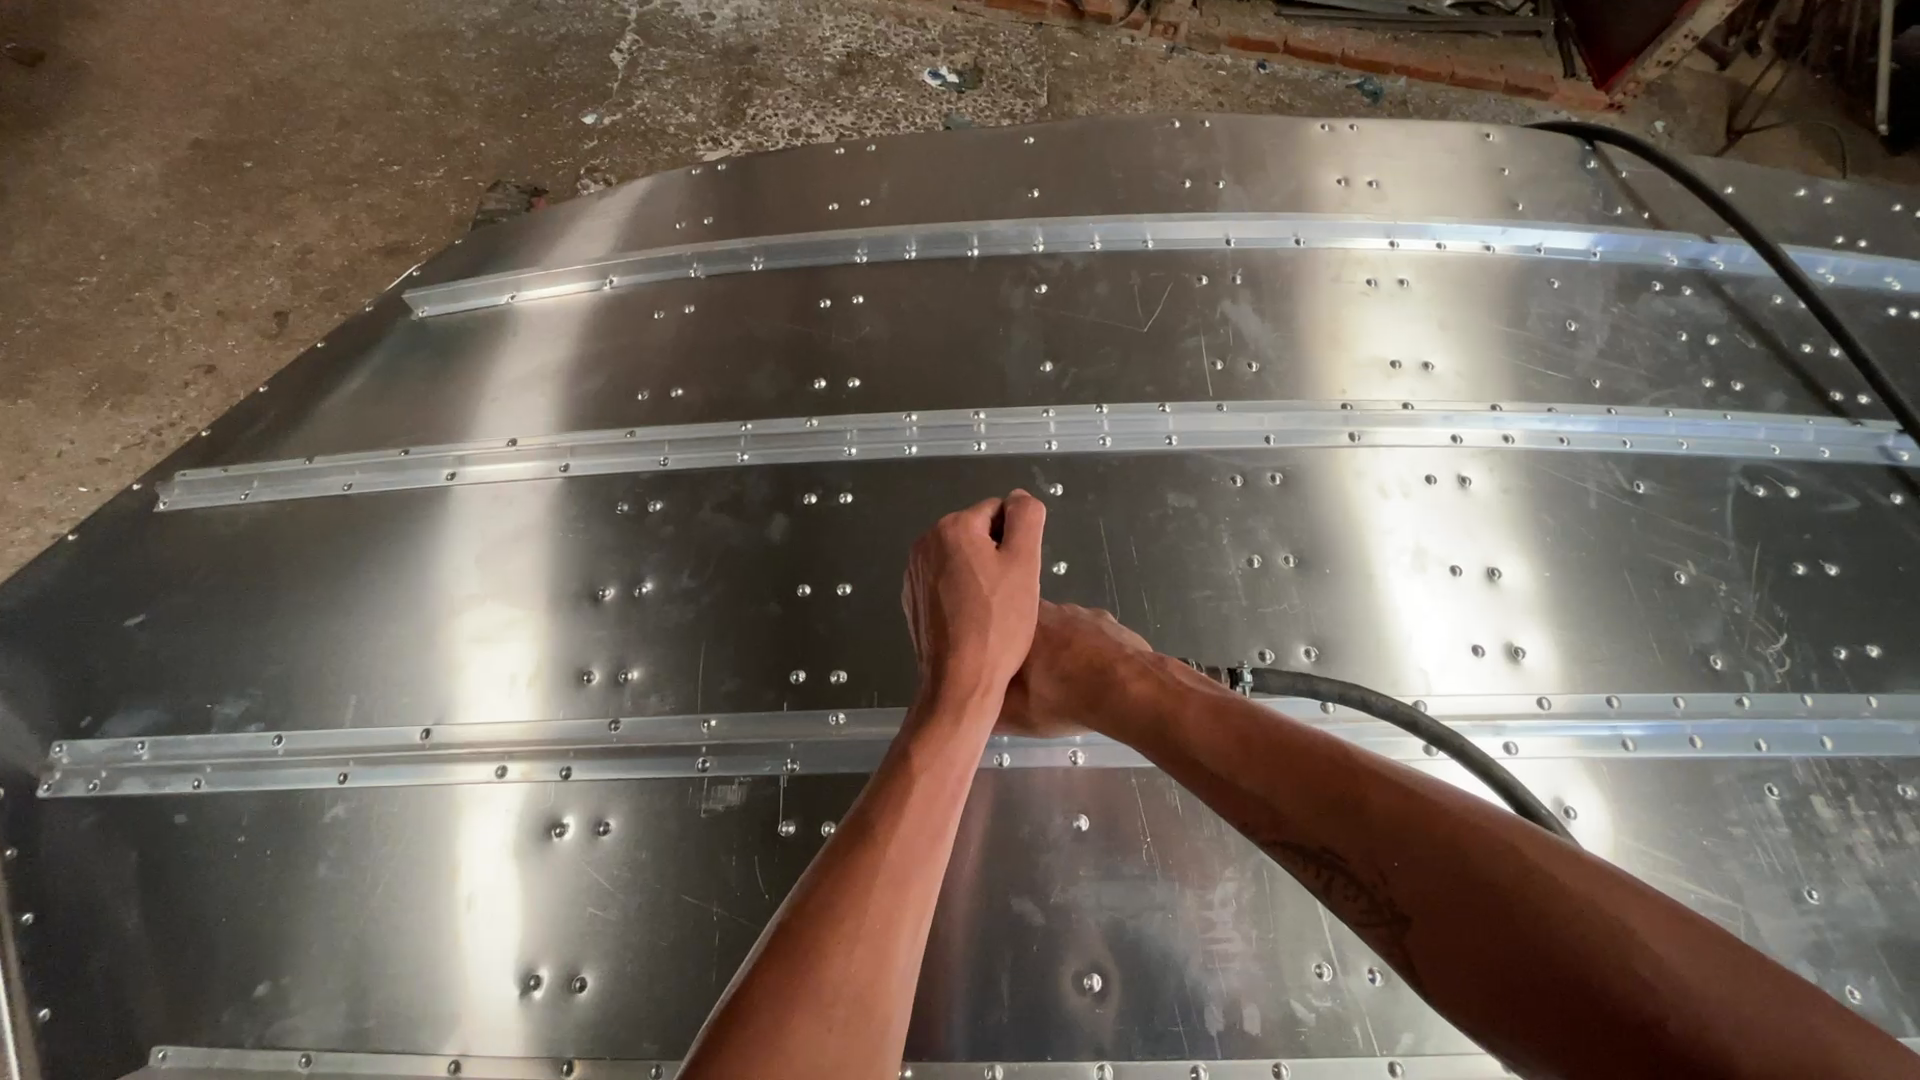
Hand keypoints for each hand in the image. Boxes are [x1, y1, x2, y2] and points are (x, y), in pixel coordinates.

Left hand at [900, 491, 1046, 699]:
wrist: (960, 680)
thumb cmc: (999, 623)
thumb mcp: (1025, 562)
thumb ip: (1026, 517)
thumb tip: (1018, 497)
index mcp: (952, 527)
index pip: (999, 512)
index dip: (1018, 541)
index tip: (1021, 574)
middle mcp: (925, 543)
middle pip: (977, 534)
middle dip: (997, 556)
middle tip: (1010, 594)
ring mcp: (914, 573)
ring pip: (961, 560)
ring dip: (980, 575)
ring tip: (993, 610)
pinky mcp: (911, 600)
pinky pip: (945, 584)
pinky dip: (961, 595)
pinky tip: (973, 621)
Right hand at [1000, 601, 1153, 737]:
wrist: (1129, 691)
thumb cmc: (1062, 698)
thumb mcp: (1013, 715)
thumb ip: (988, 708)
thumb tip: (971, 706)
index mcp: (1020, 621)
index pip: (997, 626)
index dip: (995, 648)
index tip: (996, 668)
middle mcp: (1051, 608)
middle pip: (1030, 628)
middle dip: (1029, 649)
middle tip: (1031, 680)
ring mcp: (1084, 613)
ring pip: (1063, 631)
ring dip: (1062, 651)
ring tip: (1066, 682)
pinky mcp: (1112, 624)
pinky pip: (1092, 638)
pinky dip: (1090, 653)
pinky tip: (1094, 677)